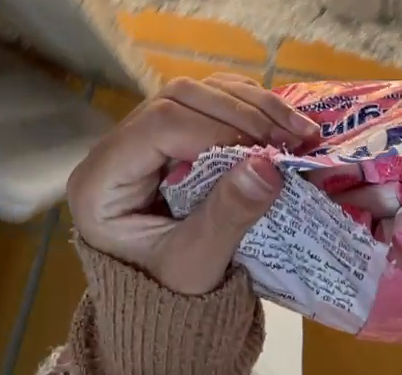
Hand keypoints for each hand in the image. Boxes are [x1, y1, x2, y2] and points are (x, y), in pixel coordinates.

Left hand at [67, 75, 320, 294]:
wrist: (162, 311)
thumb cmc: (168, 298)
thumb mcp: (195, 266)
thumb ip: (226, 216)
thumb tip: (268, 165)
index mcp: (102, 179)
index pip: (160, 124)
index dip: (215, 129)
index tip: (266, 151)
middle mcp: (117, 145)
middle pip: (180, 98)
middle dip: (241, 112)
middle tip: (291, 138)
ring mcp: (144, 132)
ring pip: (199, 90)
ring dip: (254, 104)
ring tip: (299, 130)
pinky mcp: (173, 129)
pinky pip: (211, 98)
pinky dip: (250, 105)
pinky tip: (281, 123)